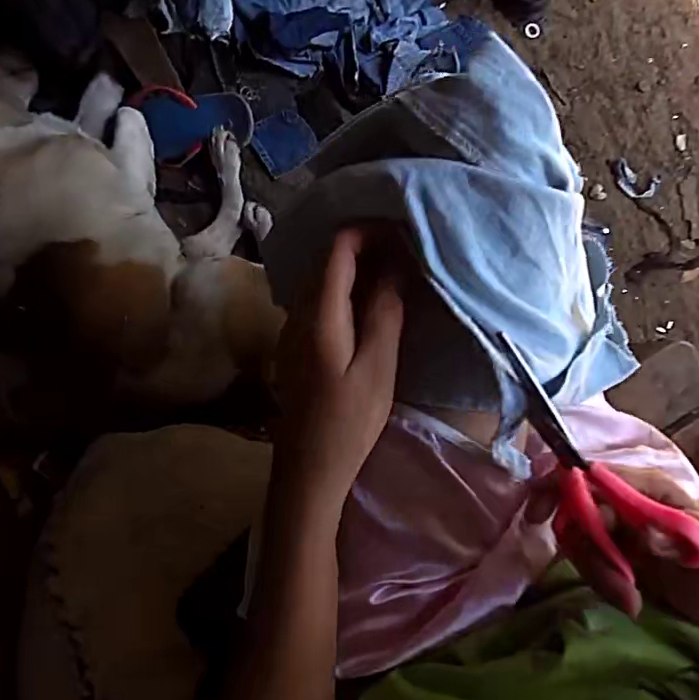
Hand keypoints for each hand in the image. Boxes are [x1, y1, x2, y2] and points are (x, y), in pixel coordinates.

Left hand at [272, 226, 404, 503]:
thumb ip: (384, 314)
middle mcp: (298, 314)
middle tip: (406, 249)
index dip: (367, 232)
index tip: (402, 231)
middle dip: (365, 246)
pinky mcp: (297, 346)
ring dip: (356, 268)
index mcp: (318, 316)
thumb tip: (396, 266)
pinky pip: (321, 302)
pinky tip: (370, 304)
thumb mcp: (377, 368)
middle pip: (327, 261)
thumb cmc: (348, 423)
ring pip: (323, 281)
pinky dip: (346, 290)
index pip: (337, 251)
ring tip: (395, 271)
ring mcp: (292, 330)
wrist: (308, 468)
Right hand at [531, 465, 698, 641]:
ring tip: (632, 600)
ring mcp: (615, 528)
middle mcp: (626, 500)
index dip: (560, 487)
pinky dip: (600, 583)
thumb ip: (681, 538)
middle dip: (587, 550)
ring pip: (576, 538)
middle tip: (617, 583)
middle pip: (575, 508)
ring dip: (596, 572)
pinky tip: (630, 601)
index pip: (592, 473)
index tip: (541, 516)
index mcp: (649, 487)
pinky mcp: (610, 554)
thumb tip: (644, 531)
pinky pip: (585, 561)